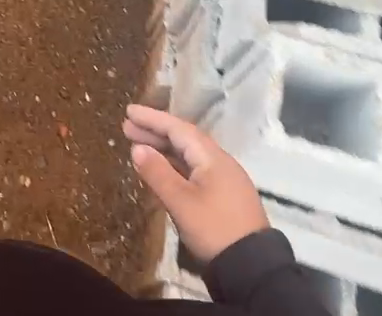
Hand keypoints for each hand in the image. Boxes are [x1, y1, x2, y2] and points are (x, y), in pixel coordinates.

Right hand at [123, 104, 269, 262]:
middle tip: (127, 127)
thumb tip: (137, 149)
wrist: (254, 270)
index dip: (152, 118)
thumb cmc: (214, 229)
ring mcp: (225, 180)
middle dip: (155, 132)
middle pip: (185, 139)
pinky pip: (195, 169)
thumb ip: (157, 173)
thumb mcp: (181, 202)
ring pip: (190, 155)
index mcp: (212, 158)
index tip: (129, 111)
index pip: (178, 129)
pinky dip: (175, 164)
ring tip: (138, 146)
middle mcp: (221, 163)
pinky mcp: (225, 197)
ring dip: (164, 148)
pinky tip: (162, 170)